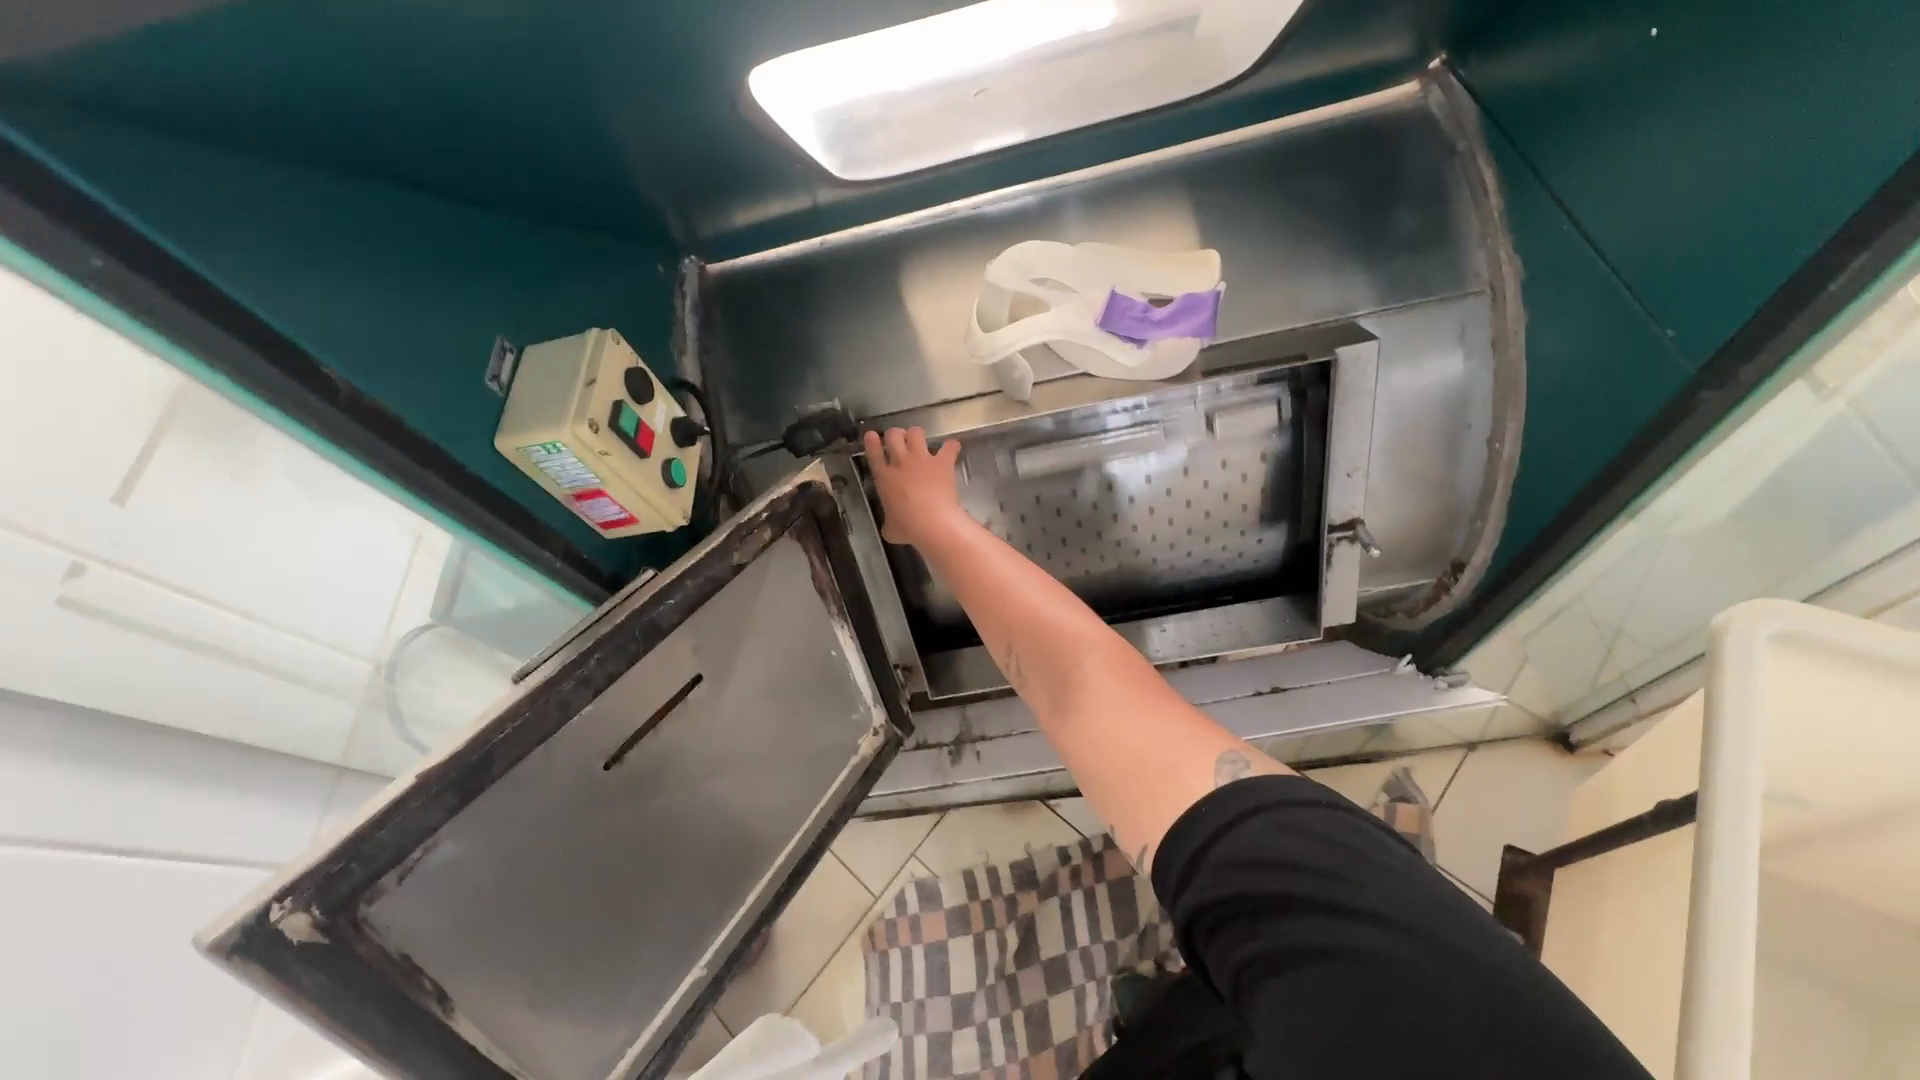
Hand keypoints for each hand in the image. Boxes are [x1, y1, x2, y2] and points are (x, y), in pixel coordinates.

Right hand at [863, 427, 965, 547]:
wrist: (933, 523)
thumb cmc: (908, 528)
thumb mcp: (890, 529)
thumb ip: (888, 523)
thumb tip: (889, 528)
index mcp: (884, 477)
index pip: (873, 452)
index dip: (871, 441)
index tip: (872, 435)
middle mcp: (901, 462)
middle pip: (893, 435)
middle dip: (895, 435)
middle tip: (900, 441)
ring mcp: (922, 459)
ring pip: (916, 432)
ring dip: (917, 435)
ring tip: (920, 443)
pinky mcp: (942, 462)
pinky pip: (949, 446)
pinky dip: (951, 447)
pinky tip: (951, 449)